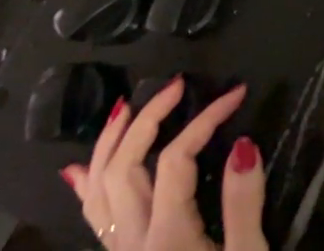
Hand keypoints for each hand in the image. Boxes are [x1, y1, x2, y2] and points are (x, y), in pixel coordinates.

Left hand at [60, 79, 266, 250]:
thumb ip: (242, 205)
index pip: (177, 158)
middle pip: (123, 167)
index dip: (206, 118)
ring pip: (97, 190)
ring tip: (129, 107)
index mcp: (167, 238)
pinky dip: (87, 185)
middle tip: (178, 87)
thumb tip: (242, 144)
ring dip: (111, 143)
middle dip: (148, 120)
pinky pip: (93, 216)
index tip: (237, 93)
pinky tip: (81, 168)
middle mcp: (131, 242)